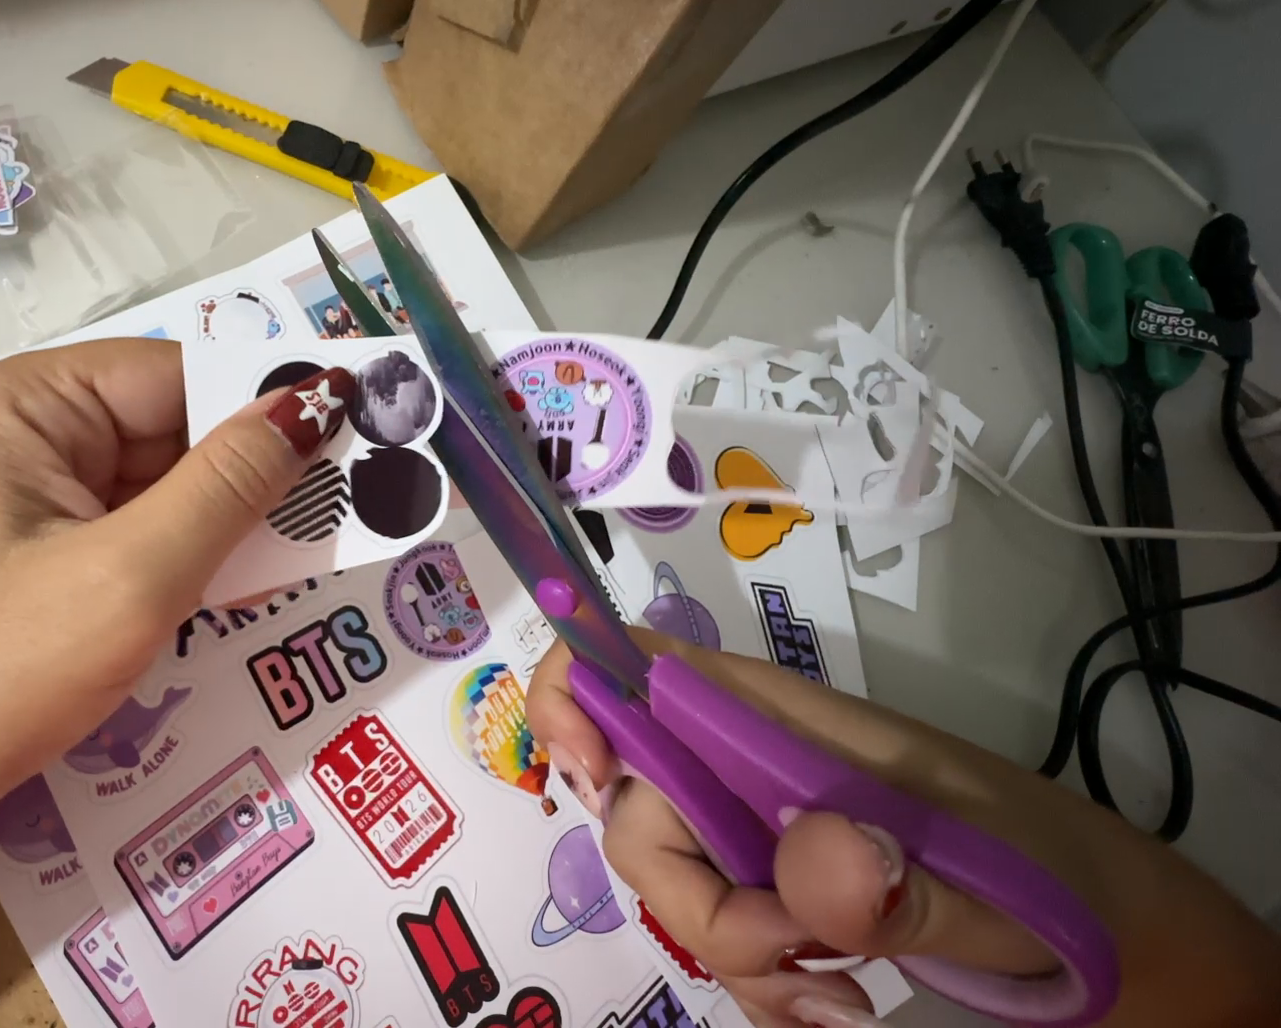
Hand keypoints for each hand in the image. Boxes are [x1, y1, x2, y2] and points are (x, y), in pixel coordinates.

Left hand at [0, 338, 355, 969]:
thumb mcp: (134, 573)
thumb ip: (231, 484)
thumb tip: (317, 402)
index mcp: (29, 406)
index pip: (177, 376)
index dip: (266, 400)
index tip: (356, 430)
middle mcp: (29, 435)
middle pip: (172, 429)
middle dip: (254, 468)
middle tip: (355, 494)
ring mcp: (35, 499)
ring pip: (162, 485)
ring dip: (231, 516)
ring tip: (320, 535)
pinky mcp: (45, 554)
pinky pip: (139, 531)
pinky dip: (194, 551)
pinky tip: (252, 574)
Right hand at [527, 627, 1280, 1027]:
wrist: (1088, 919)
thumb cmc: (1040, 866)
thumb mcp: (996, 880)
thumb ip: (902, 882)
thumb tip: (807, 861)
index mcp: (754, 710)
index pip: (617, 661)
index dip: (566, 698)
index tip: (591, 781)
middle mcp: (720, 751)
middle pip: (626, 803)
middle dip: (689, 896)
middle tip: (802, 960)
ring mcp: (726, 813)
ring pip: (655, 872)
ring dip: (727, 950)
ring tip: (835, 1000)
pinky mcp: (741, 869)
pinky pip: (694, 918)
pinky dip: (743, 972)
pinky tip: (819, 1002)